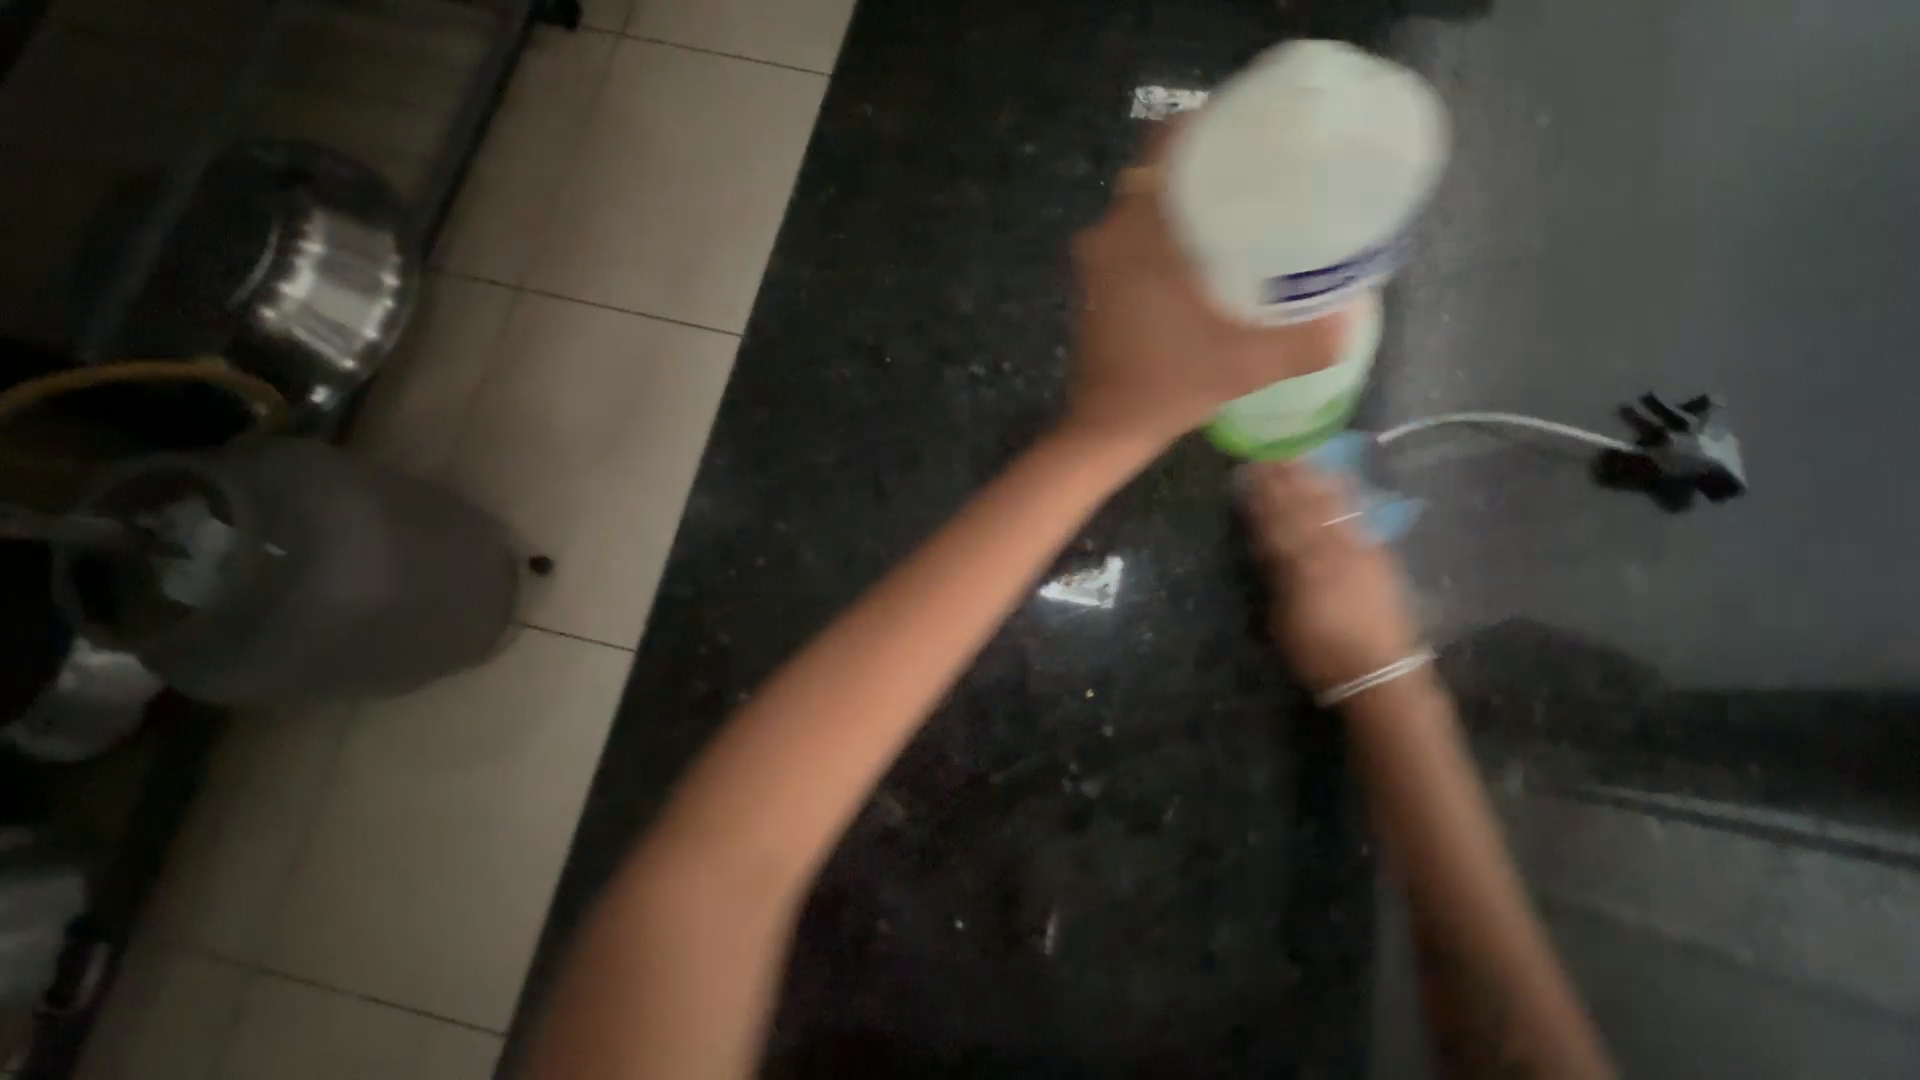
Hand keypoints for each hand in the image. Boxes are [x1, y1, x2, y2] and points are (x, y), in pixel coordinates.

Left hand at [1065, 123, 1351, 446]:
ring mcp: (1093, 264)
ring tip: (1234, 210)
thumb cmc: (1169, 387)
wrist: (1106, 429)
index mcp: (1136, 233)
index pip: (1164, 145)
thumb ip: (1307, 340)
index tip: (1247, 130)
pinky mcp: (1091, 287)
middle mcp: (1106, 236)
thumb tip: (1353, 316)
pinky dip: (1160, 235)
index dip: (1205, 126)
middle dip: (1202, 167)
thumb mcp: (1249, 364)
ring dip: (1180, 204)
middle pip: (1156, 174)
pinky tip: (1199, 255)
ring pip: (1140, 207)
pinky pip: (1128, 238)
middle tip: (1255, 173)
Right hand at [1241, 460, 1423, 692]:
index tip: (1246, 471)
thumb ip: (1276, 578)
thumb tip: (1264, 545)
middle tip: (1268, 452)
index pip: (1275, 523)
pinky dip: (1344, 493)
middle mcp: (1330, 551)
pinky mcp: (1378, 554)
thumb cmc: (1320, 654)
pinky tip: (1337, 478)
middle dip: (1284, 479)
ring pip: (1330, 505)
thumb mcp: (1284, 620)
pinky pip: (1357, 514)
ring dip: (1312, 478)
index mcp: (1301, 569)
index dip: (1260, 497)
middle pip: (1302, 507)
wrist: (1380, 671)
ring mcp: (1358, 550)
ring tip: (1299, 454)